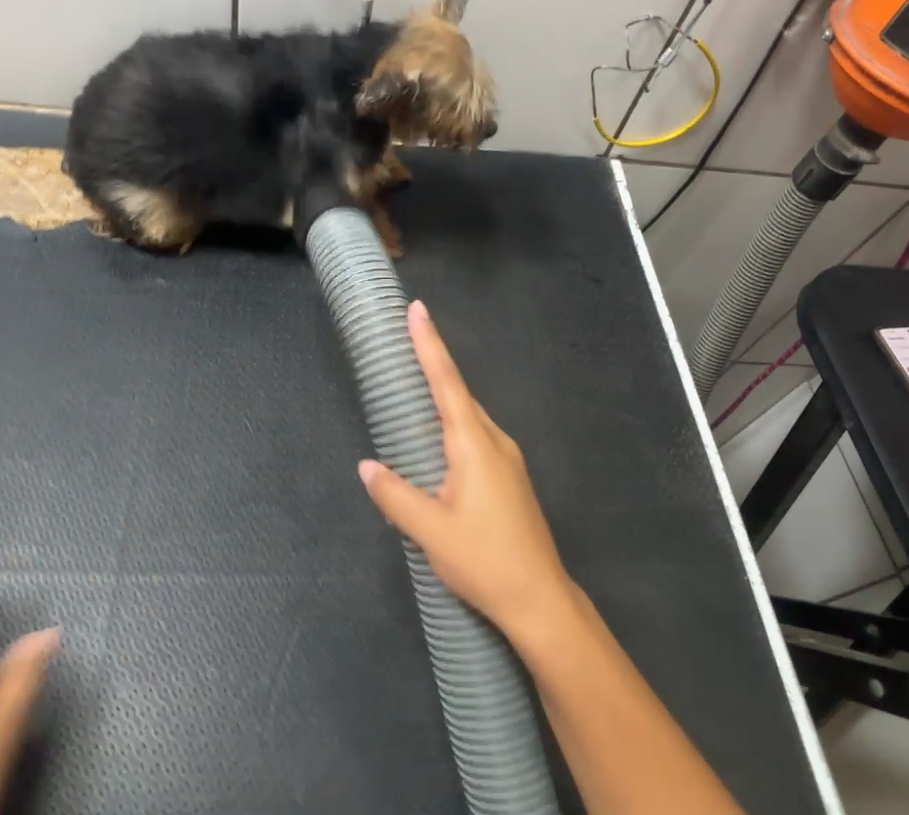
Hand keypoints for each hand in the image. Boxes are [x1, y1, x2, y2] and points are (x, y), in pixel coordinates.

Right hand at [357, 301, 579, 643]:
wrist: (539, 598)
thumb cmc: (484, 560)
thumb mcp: (430, 531)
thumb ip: (395, 495)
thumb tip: (368, 467)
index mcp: (475, 445)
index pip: (447, 384)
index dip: (430, 345)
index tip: (418, 310)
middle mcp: (495, 443)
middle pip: (460, 395)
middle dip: (434, 366)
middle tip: (405, 342)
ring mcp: (508, 462)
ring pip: (469, 419)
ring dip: (444, 398)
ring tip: (414, 387)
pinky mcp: (509, 481)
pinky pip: (476, 438)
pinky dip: (453, 426)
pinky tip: (438, 442)